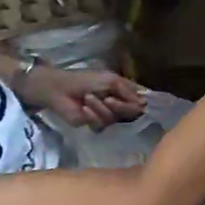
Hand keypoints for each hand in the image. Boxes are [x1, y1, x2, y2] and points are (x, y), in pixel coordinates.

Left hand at [20, 64, 145, 128]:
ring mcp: (106, 115)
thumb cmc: (84, 80)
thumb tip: (144, 102)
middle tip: (108, 98)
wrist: (60, 89)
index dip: (140, 103)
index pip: (139, 100)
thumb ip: (127, 90)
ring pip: (114, 118)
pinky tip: (84, 108)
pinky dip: (92, 115)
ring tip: (88, 98)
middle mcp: (118, 104)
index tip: (141, 104)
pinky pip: (101, 125)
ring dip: (101, 108)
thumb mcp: (109, 79)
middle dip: (120, 106)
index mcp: (122, 91)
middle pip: (131, 112)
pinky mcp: (94, 125)